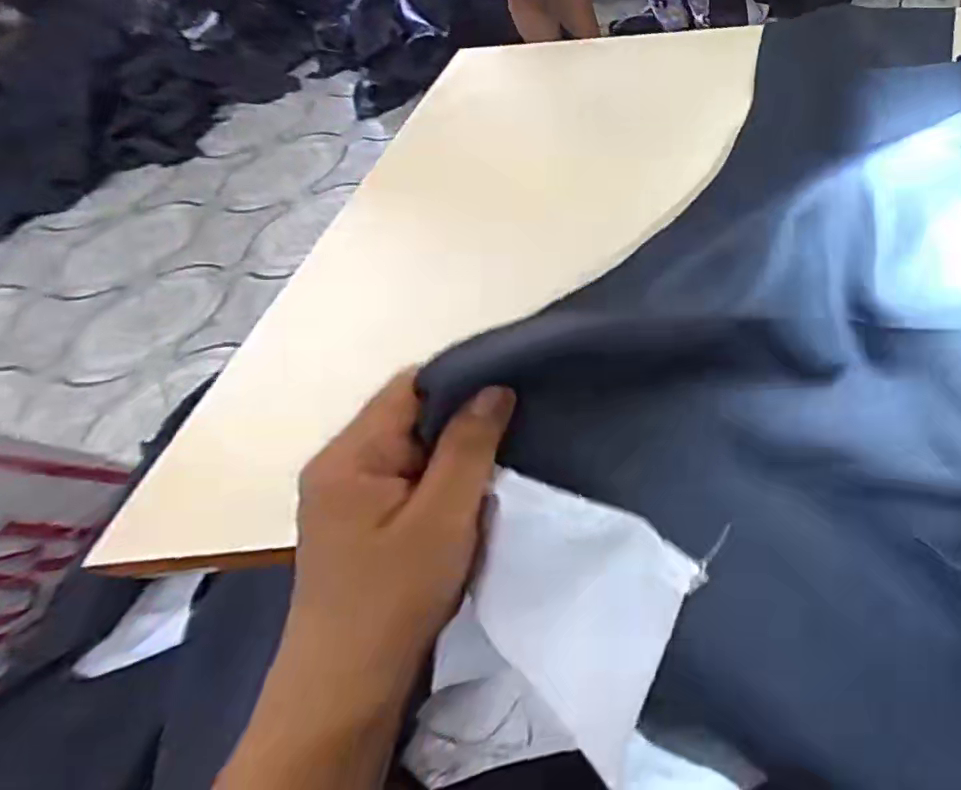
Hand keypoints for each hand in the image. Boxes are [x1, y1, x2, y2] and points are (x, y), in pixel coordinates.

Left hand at [285, 370, 512, 685]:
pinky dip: (452, 468)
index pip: (409, 386)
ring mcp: (353, 492)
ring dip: (463, 444)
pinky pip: (417, 470)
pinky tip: (486, 478)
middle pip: (413, 412)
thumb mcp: (445, 511)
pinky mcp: (369, 515)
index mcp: (349, 457)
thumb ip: (470, 444)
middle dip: (468, 411)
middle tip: (525, 414)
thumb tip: (496, 386)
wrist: (353, 678)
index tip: (519, 378)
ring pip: (420, 443)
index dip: (464, 376)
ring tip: (514, 442)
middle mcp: (342, 465)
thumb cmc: (397, 590)